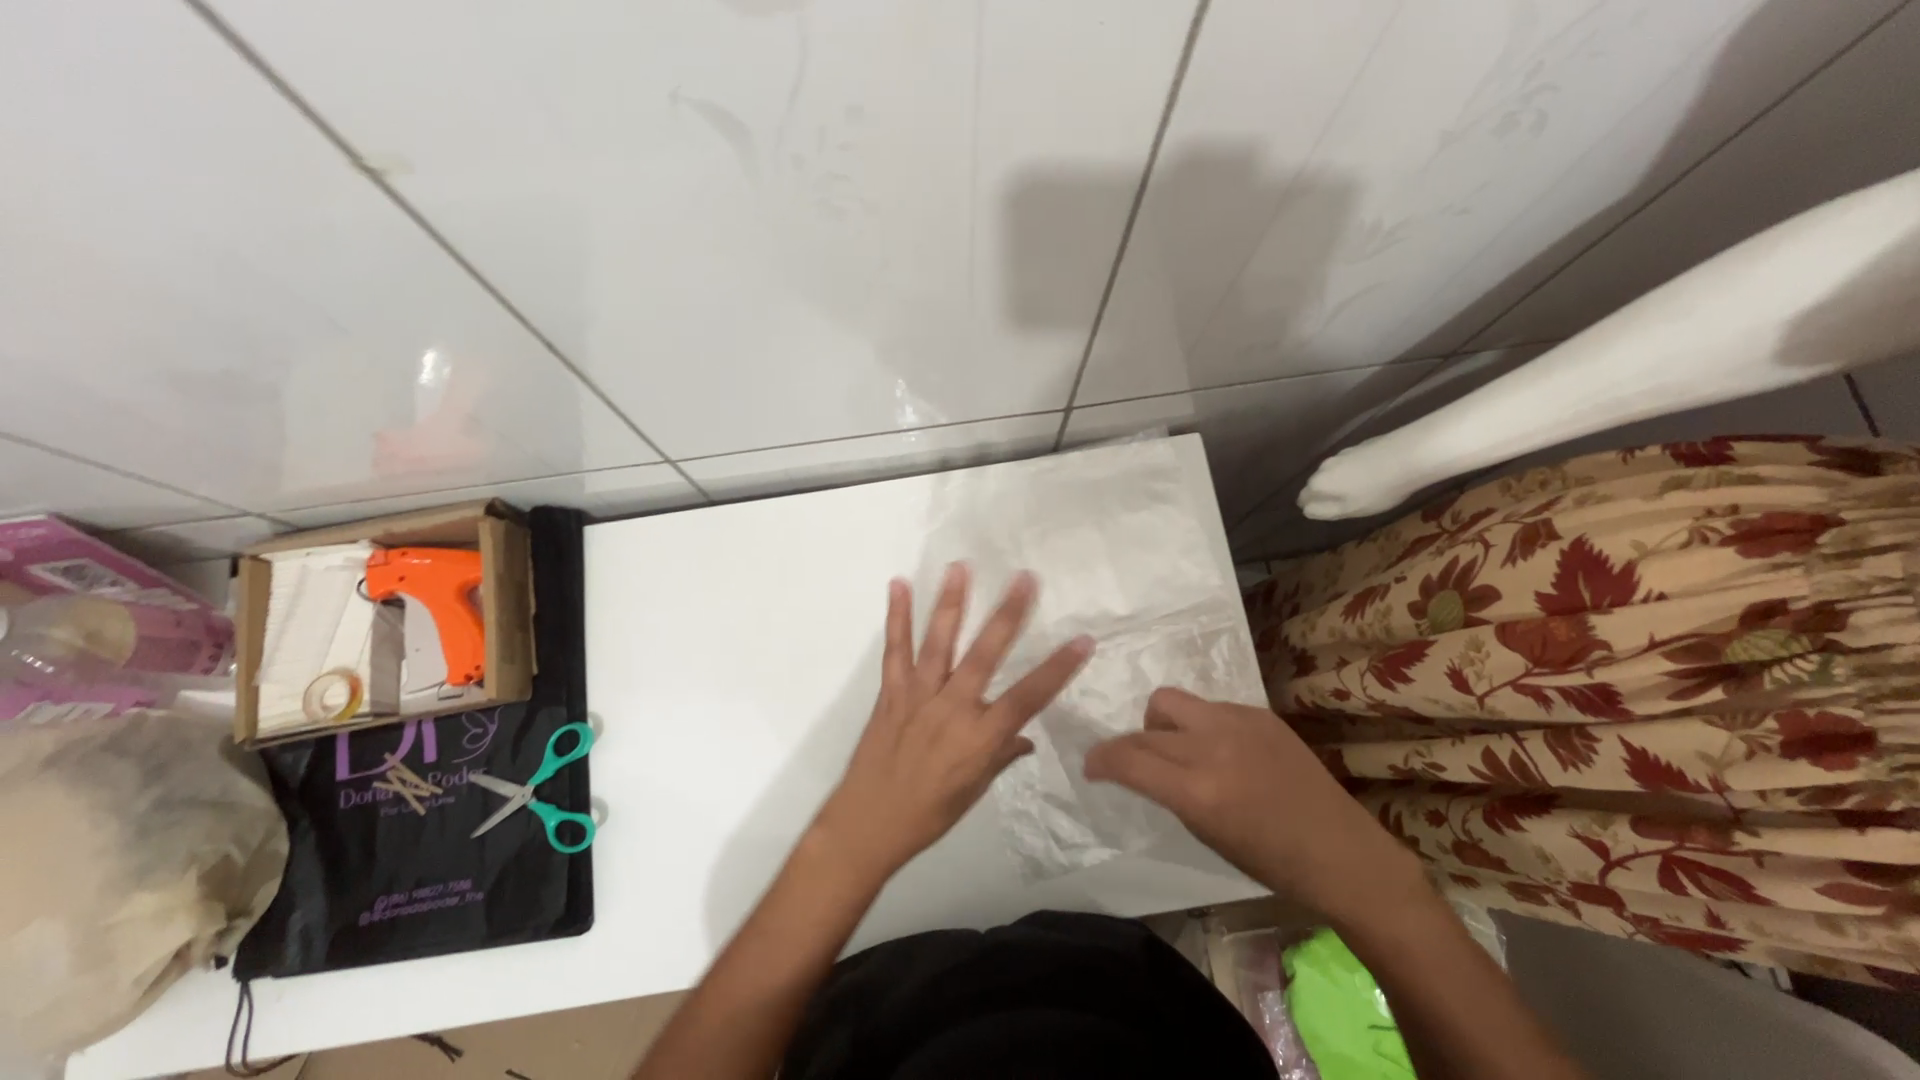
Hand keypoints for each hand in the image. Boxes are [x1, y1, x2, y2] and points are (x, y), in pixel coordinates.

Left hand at [813, 563, 1092, 879]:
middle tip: (1025, 579)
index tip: (1082, 640)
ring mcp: (918, 698)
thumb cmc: (928, 814)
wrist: (868, 824)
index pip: (1028, 698)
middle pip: (985, 656)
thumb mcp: (974, 791)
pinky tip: (898, 585)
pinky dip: (897, 617)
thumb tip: (1025, 738)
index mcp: (979, 739)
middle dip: (1007, 615)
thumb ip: (1000, 756)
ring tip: (960, 567)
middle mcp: (951, 710)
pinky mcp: (890, 694)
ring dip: (951, 603)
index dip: (1058, 669)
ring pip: (939, 644)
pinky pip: (895, 651)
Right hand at [1084, 688, 1427, 923]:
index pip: (1128, 759)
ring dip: (1159, 724)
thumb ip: (1170, 794)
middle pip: (1145, 728)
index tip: (1091, 766)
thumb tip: (1143, 770)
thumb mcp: (1206, 833)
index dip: (1100, 760)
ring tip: (1174, 749)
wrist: (1340, 851)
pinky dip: (1198, 724)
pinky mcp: (1260, 714)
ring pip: (1171, 701)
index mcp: (1197, 791)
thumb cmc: (1270, 861)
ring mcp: (1238, 723)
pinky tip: (1217, 749)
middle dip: (1127, 746)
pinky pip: (1208, 706)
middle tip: (1129, 764)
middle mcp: (1213, 747)